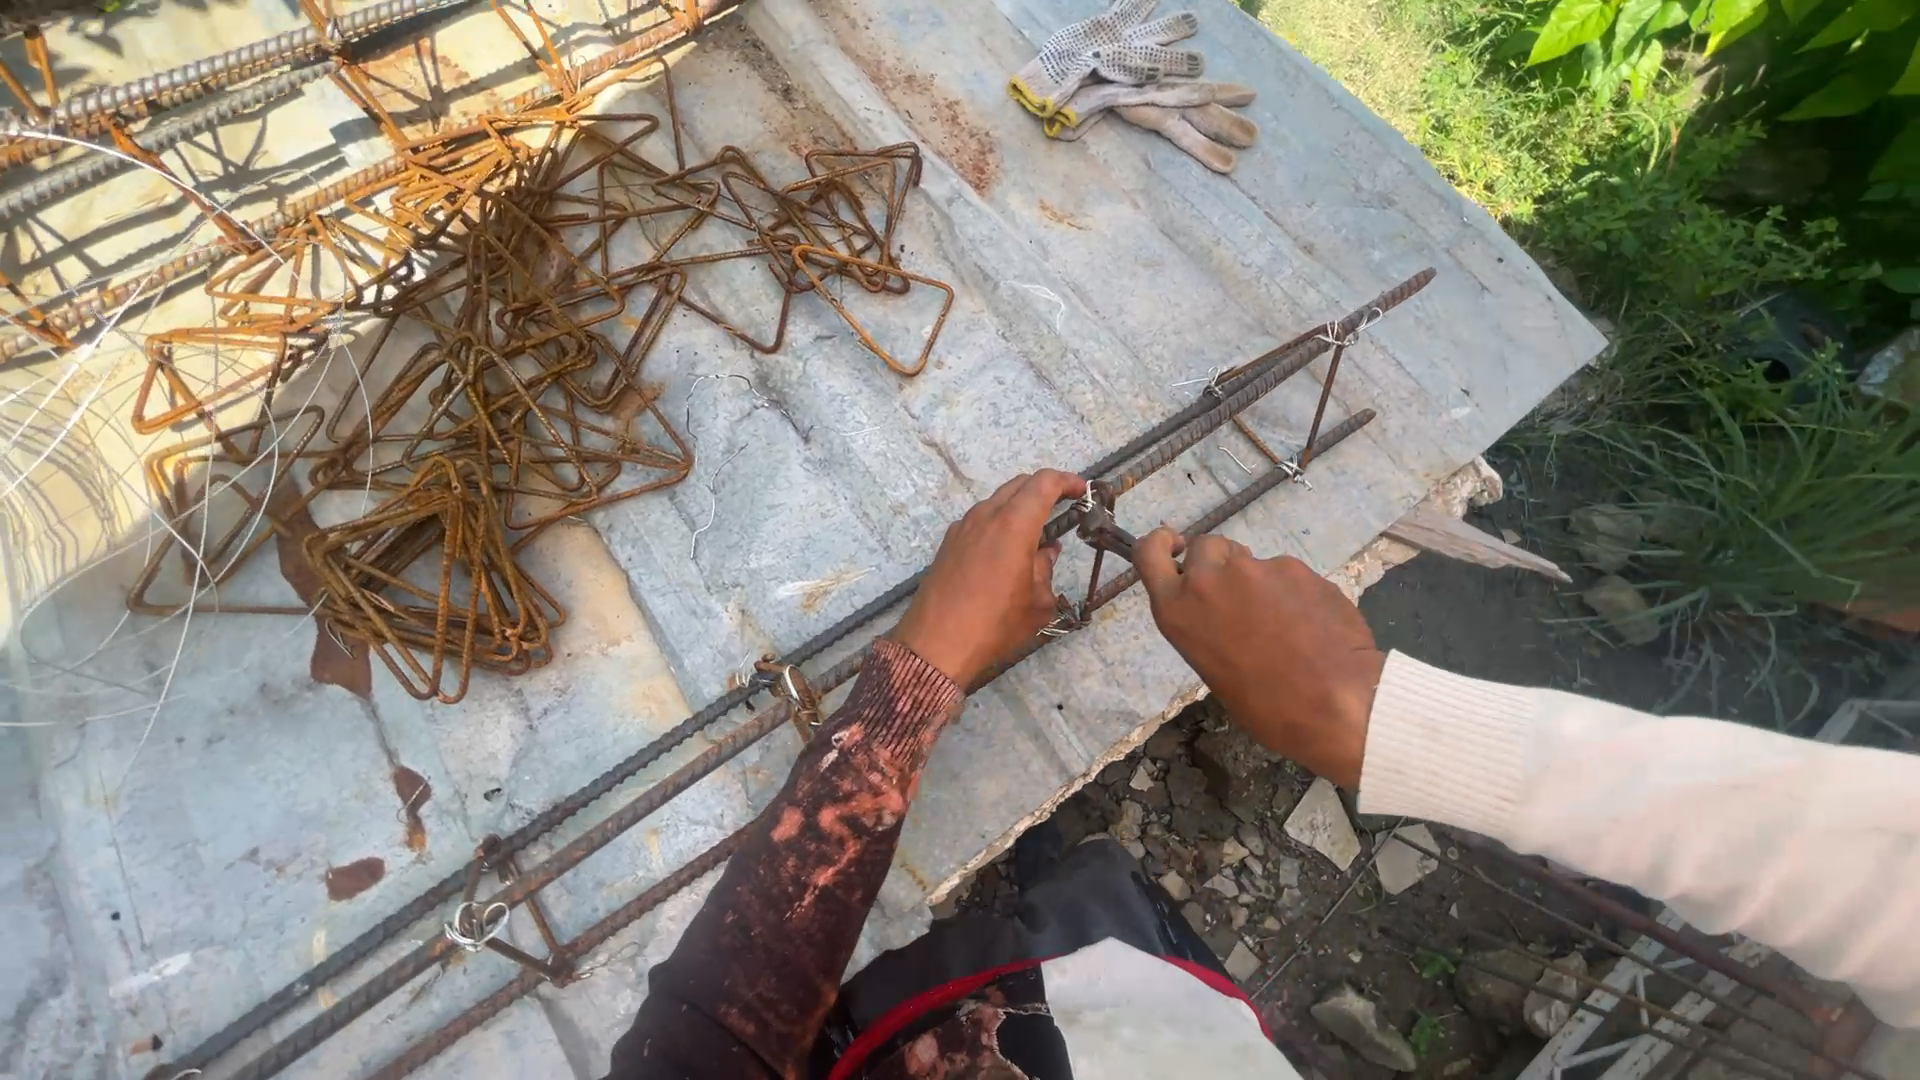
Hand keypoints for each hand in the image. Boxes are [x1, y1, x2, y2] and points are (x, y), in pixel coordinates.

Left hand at [891, 470, 1086, 687]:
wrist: (937, 644)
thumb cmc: (995, 623)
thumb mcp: (1037, 602)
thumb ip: (1046, 569)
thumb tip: (1047, 552)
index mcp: (1014, 524)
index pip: (1044, 483)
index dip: (1067, 481)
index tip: (1082, 491)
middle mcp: (986, 515)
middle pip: (1019, 485)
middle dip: (1044, 489)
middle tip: (1063, 507)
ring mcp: (962, 527)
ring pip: (996, 502)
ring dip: (1019, 507)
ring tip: (1035, 534)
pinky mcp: (948, 543)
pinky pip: (979, 521)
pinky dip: (998, 523)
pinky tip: (1005, 551)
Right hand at [1135, 529, 1383, 788]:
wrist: (1334, 704)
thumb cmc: (1265, 705)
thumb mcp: (1211, 666)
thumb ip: (1205, 624)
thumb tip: (1224, 611)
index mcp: (1177, 610)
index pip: (1149, 552)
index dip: (1162, 542)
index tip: (1177, 546)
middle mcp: (1207, 581)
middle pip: (1205, 545)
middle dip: (1220, 561)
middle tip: (1240, 595)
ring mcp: (1253, 569)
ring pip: (1250, 559)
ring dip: (1259, 579)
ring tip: (1285, 619)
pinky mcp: (1295, 567)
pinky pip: (1288, 572)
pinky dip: (1295, 590)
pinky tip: (1313, 622)